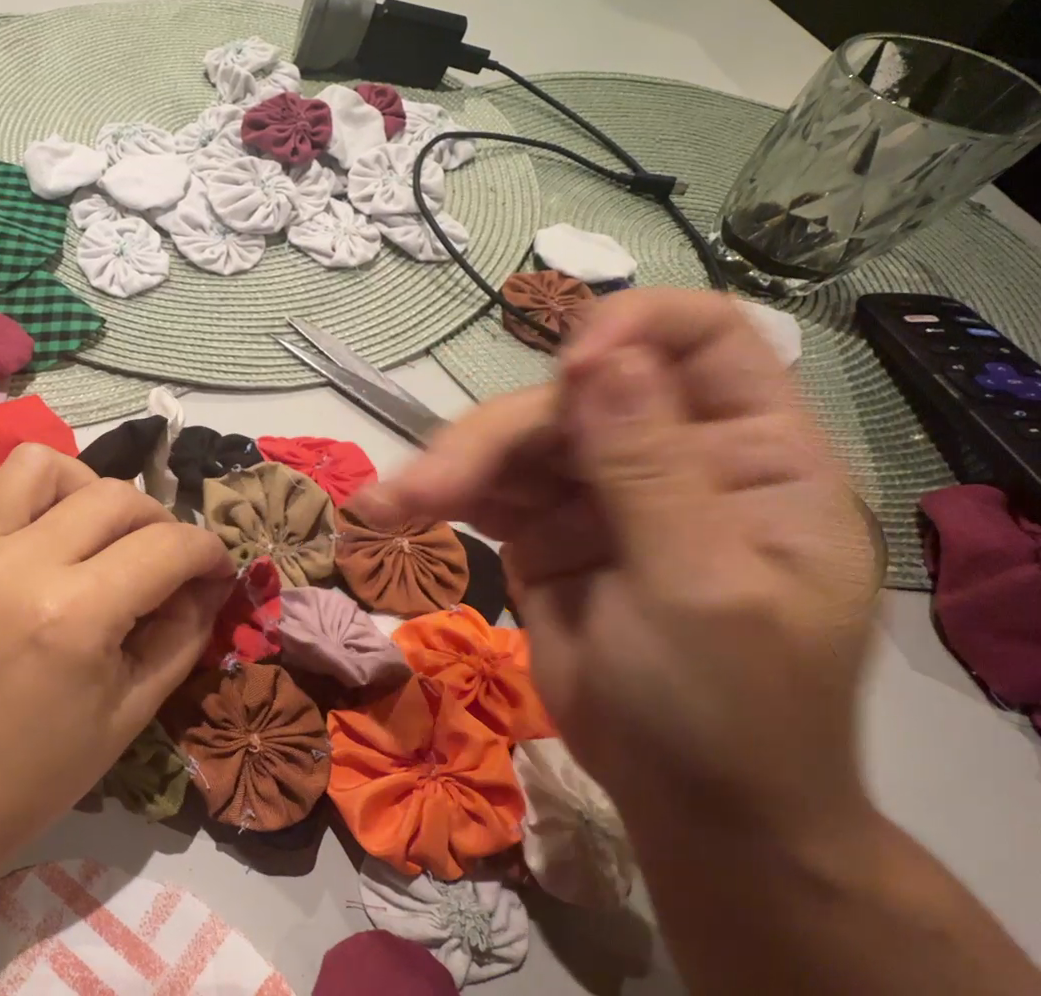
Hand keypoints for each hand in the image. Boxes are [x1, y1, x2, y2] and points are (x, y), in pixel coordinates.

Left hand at [0, 444, 232, 872]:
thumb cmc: (41, 769)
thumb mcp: (131, 712)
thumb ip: (180, 635)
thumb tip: (207, 582)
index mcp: (75, 615)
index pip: (166, 546)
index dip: (208, 552)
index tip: (216, 569)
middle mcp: (20, 564)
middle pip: (113, 495)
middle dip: (159, 520)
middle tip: (164, 559)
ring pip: (38, 463)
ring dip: (83, 485)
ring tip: (92, 530)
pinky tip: (23, 526)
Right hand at [352, 289, 880, 833]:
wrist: (691, 805)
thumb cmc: (730, 707)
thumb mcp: (700, 589)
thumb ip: (648, 468)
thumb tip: (597, 350)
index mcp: (751, 455)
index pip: (702, 342)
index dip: (632, 330)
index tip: (562, 368)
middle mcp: (672, 455)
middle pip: (570, 397)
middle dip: (492, 436)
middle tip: (421, 491)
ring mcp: (599, 494)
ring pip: (513, 441)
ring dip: (445, 467)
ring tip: (383, 510)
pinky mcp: (541, 531)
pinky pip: (482, 490)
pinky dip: (434, 497)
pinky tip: (391, 515)